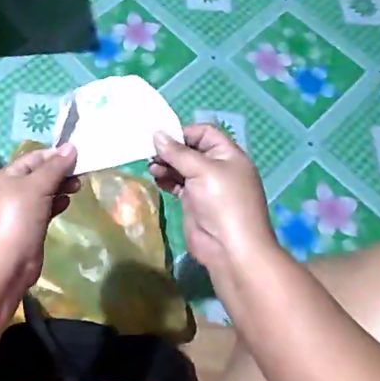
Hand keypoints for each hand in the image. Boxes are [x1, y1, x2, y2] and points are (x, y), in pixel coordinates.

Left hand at [0, 144, 79, 288]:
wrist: (7, 264)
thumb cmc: (19, 219)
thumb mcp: (37, 187)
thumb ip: (55, 167)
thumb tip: (71, 146)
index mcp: (8, 175)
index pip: (34, 157)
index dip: (55, 154)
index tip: (80, 154)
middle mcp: (12, 189)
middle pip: (40, 173)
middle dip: (60, 171)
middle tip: (83, 172)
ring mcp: (20, 209)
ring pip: (44, 191)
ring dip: (61, 186)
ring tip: (79, 186)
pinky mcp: (29, 226)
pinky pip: (45, 208)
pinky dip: (56, 203)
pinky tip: (67, 203)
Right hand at [150, 125, 275, 274]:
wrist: (229, 248)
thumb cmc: (222, 202)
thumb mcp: (202, 170)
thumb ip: (178, 152)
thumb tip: (156, 134)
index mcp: (228, 155)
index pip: (205, 133)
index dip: (183, 132)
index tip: (161, 137)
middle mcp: (217, 168)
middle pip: (190, 149)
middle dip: (171, 149)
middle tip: (150, 153)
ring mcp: (205, 186)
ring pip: (182, 167)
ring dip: (165, 164)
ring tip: (152, 168)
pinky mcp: (194, 201)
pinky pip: (177, 184)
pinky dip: (166, 179)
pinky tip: (155, 179)